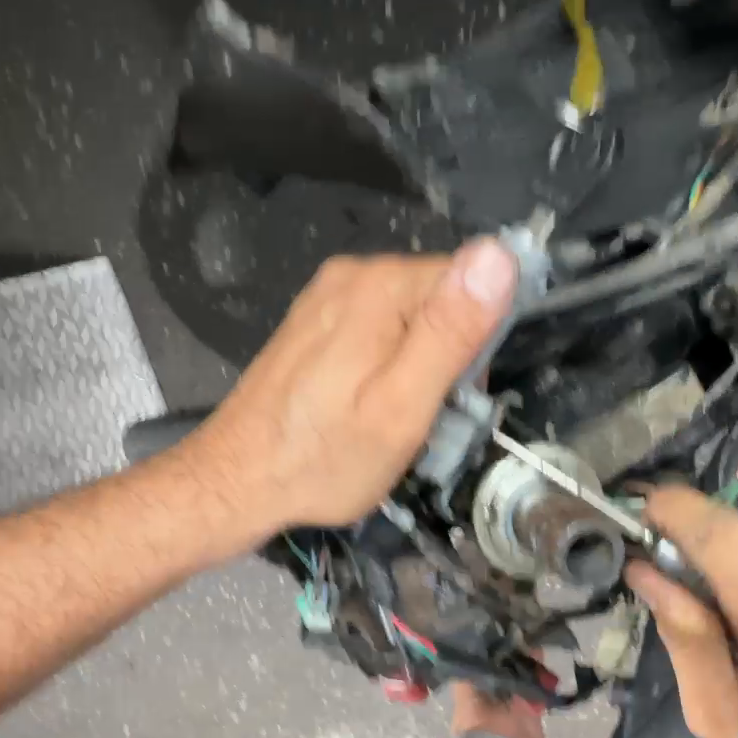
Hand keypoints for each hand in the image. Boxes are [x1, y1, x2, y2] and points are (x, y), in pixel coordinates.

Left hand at [180, 240, 517, 529]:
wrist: (238, 482)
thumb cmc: (324, 458)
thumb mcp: (402, 407)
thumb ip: (451, 332)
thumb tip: (499, 255)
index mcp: (381, 287)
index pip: (471, 284)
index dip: (478, 343)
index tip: (458, 396)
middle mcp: (353, 275)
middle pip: (440, 300)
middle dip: (448, 357)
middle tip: (423, 417)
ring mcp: (328, 297)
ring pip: (410, 318)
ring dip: (419, 366)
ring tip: (394, 418)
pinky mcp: (314, 323)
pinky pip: (378, 330)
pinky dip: (387, 366)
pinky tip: (367, 405)